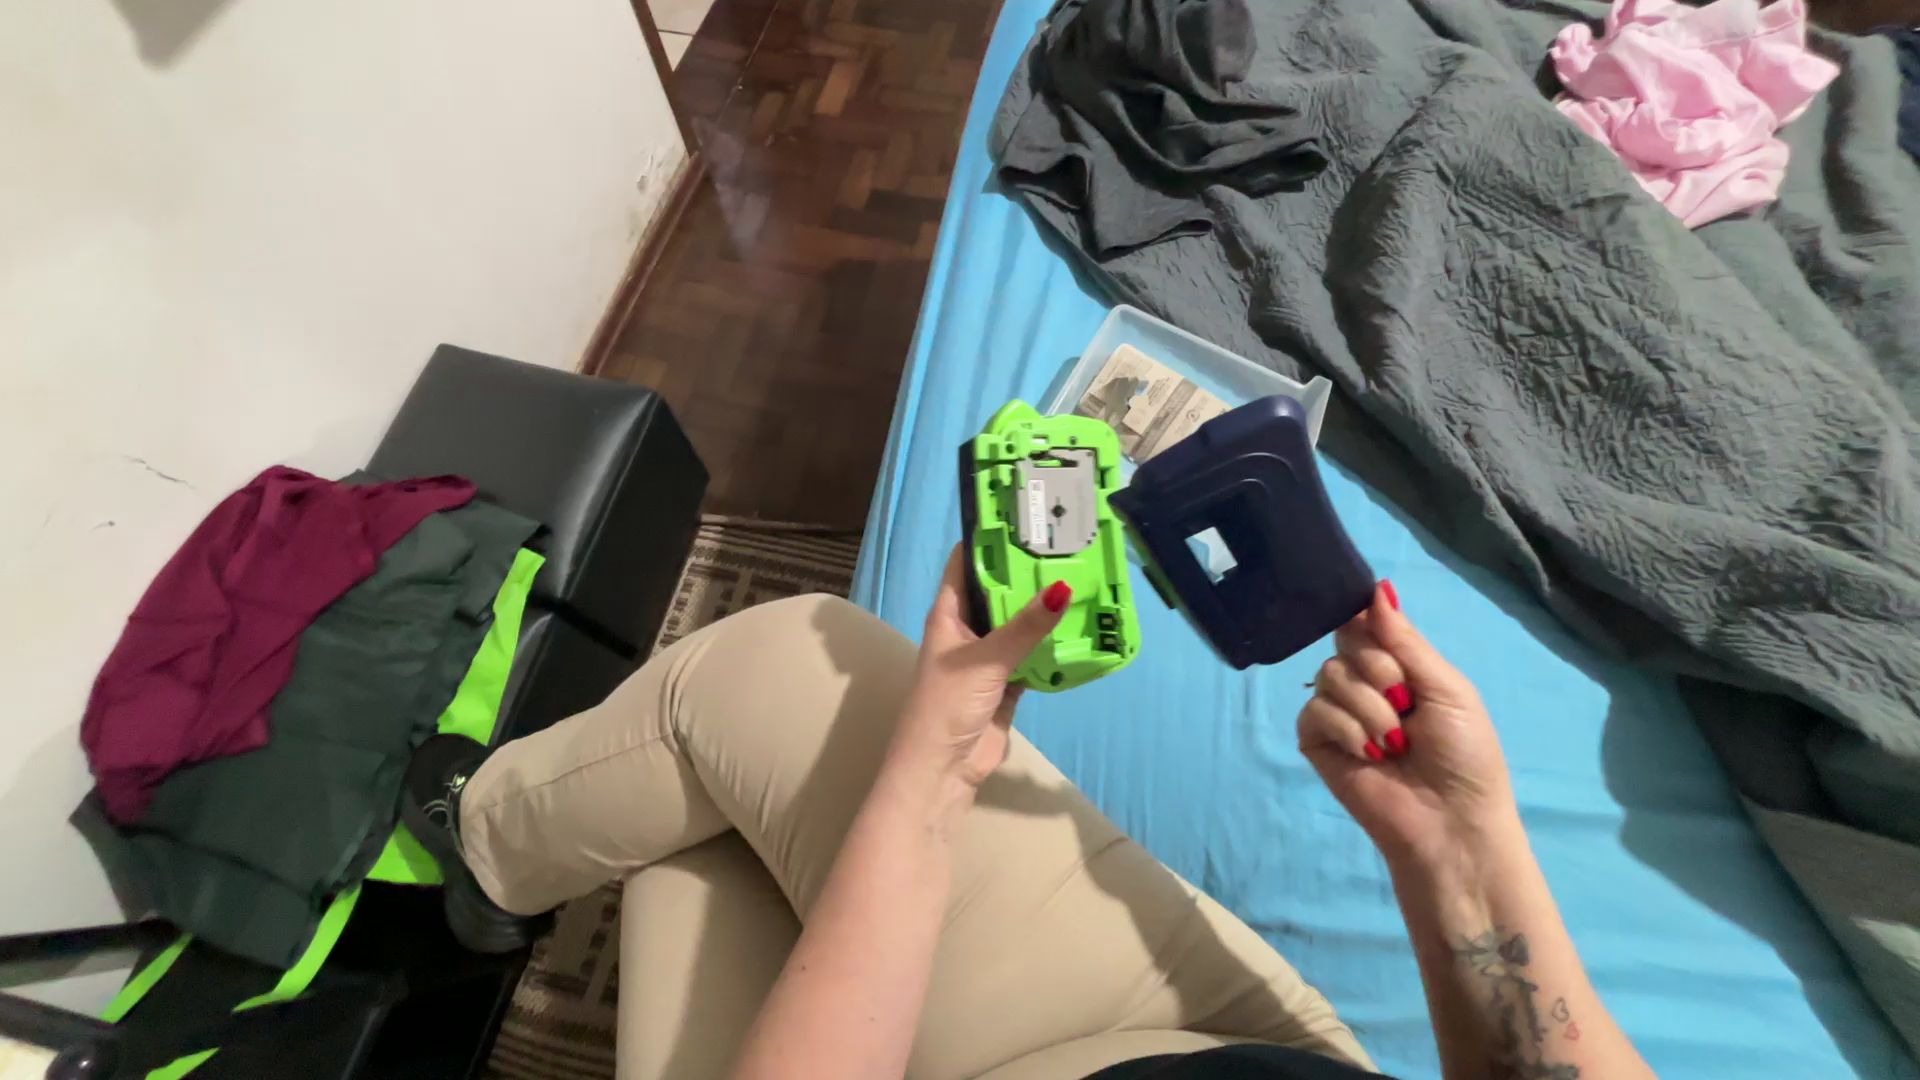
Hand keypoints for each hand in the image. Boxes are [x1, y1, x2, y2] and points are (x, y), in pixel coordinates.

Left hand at [895, 545, 1069, 788]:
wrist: (943, 770)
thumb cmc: (948, 704)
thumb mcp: (985, 659)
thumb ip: (1025, 626)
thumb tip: (1063, 587)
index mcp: (948, 614)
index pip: (966, 563)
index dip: (989, 537)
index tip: (1025, 516)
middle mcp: (967, 629)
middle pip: (998, 591)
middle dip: (1027, 572)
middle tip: (1068, 547)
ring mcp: (988, 656)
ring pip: (1018, 623)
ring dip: (1043, 609)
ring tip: (1083, 579)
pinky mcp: (1008, 682)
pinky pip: (1033, 654)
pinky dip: (1052, 644)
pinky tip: (1081, 628)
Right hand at [1297, 582, 1517, 866]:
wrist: (1451, 821)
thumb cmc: (1466, 757)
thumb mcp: (1448, 689)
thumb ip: (1406, 641)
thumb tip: (1377, 586)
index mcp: (1396, 667)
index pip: (1363, 623)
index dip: (1364, 620)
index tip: (1370, 624)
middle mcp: (1361, 682)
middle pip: (1344, 643)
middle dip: (1379, 671)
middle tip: (1406, 703)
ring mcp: (1336, 710)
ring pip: (1330, 676)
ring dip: (1370, 709)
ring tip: (1394, 744)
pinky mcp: (1315, 738)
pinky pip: (1316, 710)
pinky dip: (1348, 730)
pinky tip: (1370, 755)